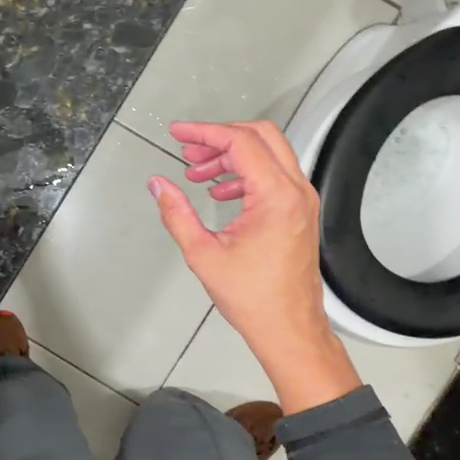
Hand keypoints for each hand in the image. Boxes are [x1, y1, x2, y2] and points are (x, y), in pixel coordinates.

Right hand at [149, 120, 358, 411]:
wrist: (289, 327)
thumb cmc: (252, 297)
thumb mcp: (202, 253)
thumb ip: (177, 212)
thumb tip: (158, 184)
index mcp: (276, 196)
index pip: (240, 142)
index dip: (204, 132)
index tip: (177, 133)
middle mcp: (296, 190)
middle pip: (260, 136)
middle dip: (219, 137)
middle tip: (187, 148)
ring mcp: (302, 200)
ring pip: (268, 154)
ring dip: (231, 156)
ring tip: (196, 172)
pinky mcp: (300, 212)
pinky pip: (274, 175)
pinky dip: (245, 173)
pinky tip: (219, 192)